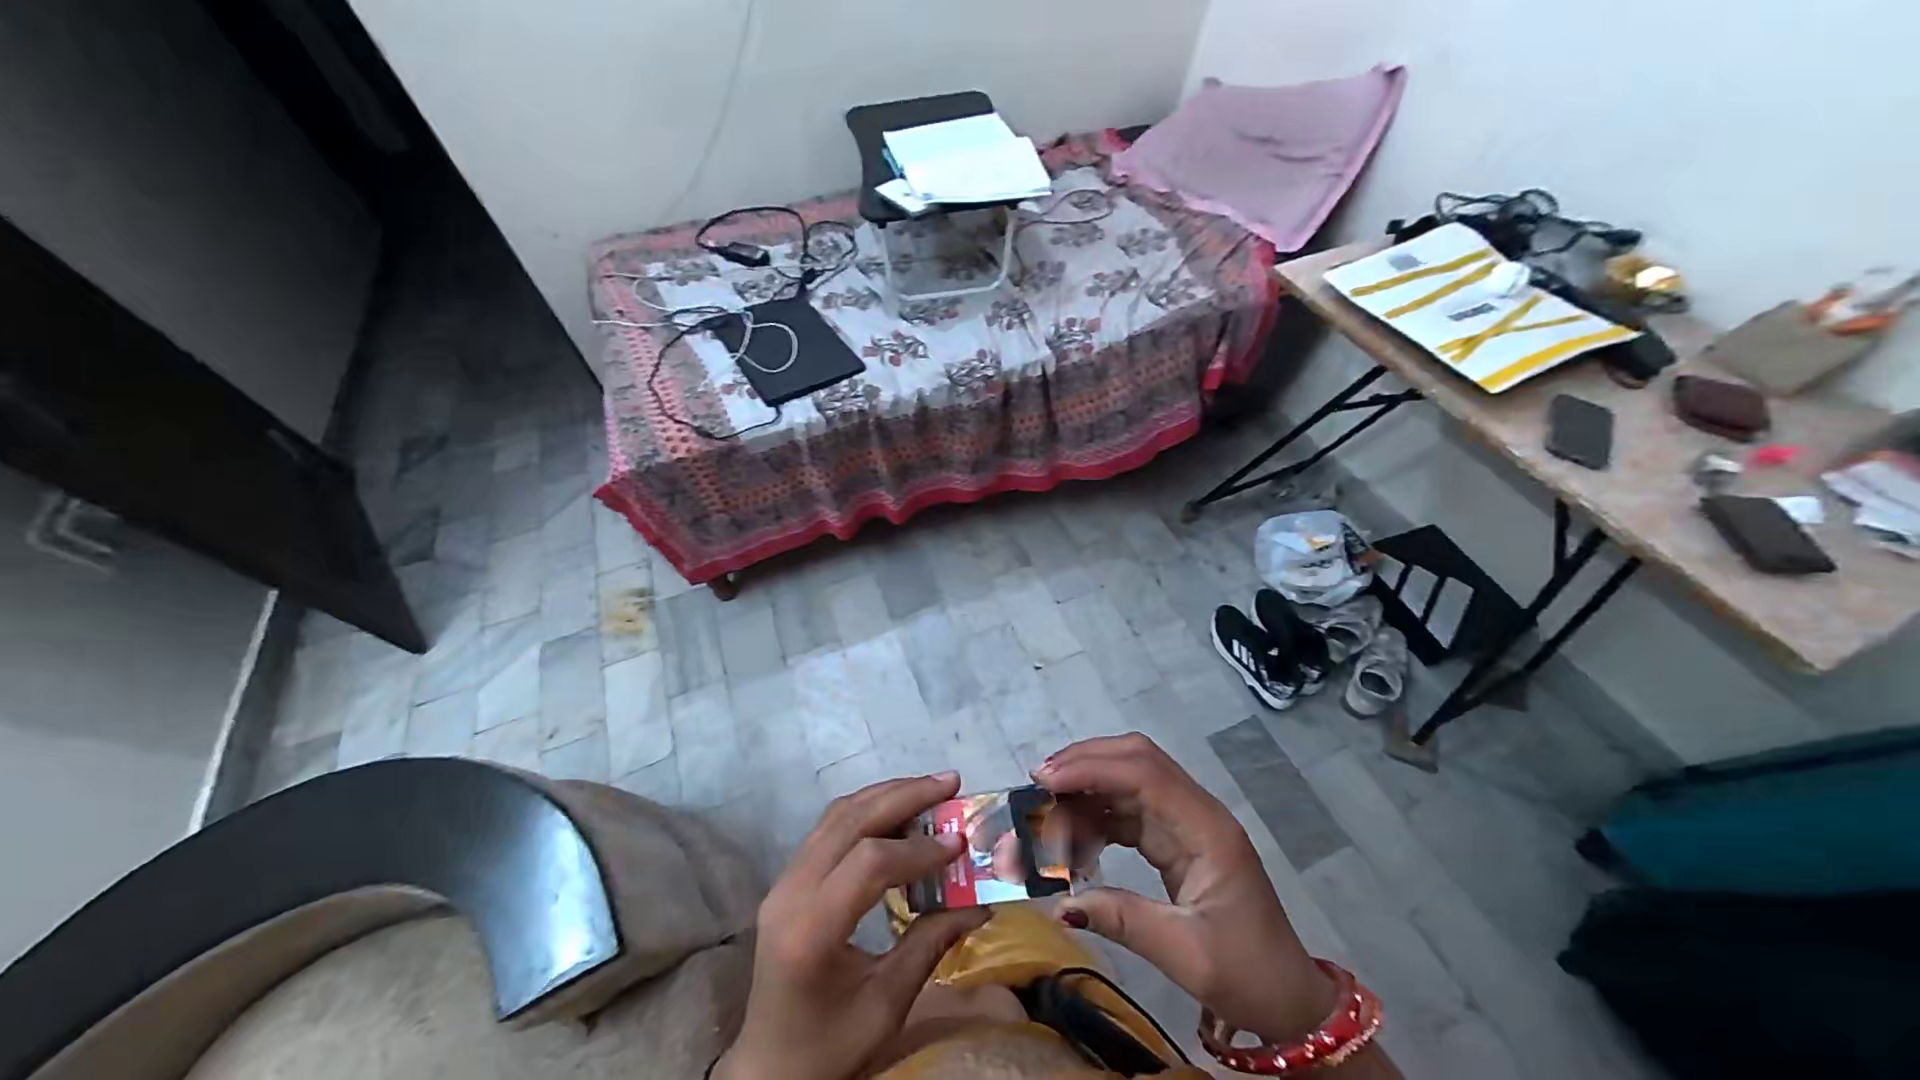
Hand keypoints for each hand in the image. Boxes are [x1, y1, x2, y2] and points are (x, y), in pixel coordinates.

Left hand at [714, 772, 990, 1079]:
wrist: (769, 1067)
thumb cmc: (829, 1046)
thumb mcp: (887, 1005)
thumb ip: (931, 943)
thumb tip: (980, 904)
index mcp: (810, 930)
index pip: (868, 863)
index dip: (918, 848)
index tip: (959, 844)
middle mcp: (789, 892)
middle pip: (849, 821)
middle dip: (904, 796)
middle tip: (950, 782)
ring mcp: (783, 881)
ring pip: (836, 815)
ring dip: (885, 795)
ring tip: (929, 788)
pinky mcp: (788, 880)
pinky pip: (828, 828)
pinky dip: (866, 810)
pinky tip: (897, 811)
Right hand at [1034, 734, 1339, 1042]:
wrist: (1289, 999)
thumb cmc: (1248, 973)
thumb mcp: (1186, 955)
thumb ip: (1123, 920)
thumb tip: (1060, 904)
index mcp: (1207, 829)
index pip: (1145, 775)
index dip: (1092, 769)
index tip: (1045, 780)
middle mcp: (1196, 813)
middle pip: (1137, 761)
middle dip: (1085, 763)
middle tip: (1037, 784)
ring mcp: (1185, 824)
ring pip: (1128, 782)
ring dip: (1085, 789)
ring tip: (1044, 810)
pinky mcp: (1174, 840)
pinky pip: (1128, 812)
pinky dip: (1095, 816)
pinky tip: (1070, 837)